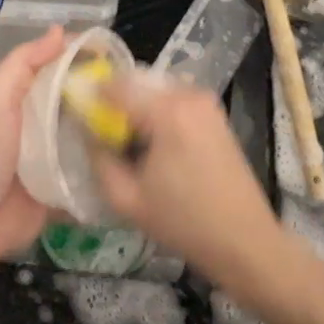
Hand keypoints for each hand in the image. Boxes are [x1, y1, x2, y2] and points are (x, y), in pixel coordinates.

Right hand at [90, 75, 282, 287]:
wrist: (245, 240)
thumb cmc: (184, 222)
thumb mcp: (126, 198)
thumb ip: (98, 158)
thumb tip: (87, 131)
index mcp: (167, 111)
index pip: (114, 85)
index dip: (91, 98)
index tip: (79, 120)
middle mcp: (188, 95)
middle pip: (135, 83)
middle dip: (115, 104)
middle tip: (105, 138)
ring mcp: (205, 101)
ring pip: (154, 90)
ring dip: (137, 109)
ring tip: (131, 145)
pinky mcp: (214, 112)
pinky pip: (172, 99)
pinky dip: (157, 113)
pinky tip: (156, 147)